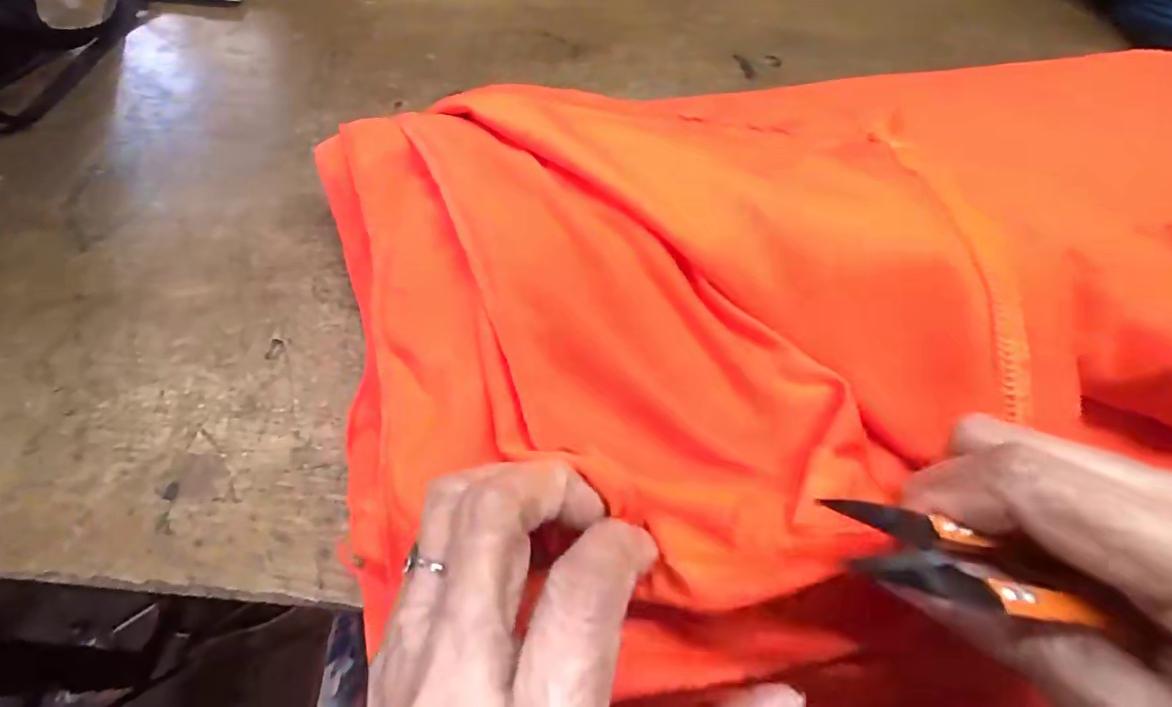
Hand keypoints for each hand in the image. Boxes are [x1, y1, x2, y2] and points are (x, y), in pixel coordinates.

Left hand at [370, 461, 801, 706]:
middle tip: (594, 510)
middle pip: (491, 519)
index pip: (577, 591)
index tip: (640, 549)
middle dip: (552, 485)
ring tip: (551, 511)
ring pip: (444, 511)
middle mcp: (455, 677)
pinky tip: (507, 549)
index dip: (619, 547)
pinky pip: (423, 546)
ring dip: (503, 486)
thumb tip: (788, 696)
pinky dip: (469, 520)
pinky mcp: (384, 654)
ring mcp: (407, 657)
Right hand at [898, 416, 1171, 706]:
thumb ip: (1035, 646)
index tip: (897, 541)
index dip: (945, 498)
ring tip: (1023, 574)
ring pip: (1057, 448)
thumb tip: (913, 576)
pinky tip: (1087, 572)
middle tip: (953, 564)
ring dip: (1010, 501)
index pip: (1037, 480)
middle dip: (965, 493)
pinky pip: (1106, 474)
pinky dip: (1061, 510)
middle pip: (1032, 443)